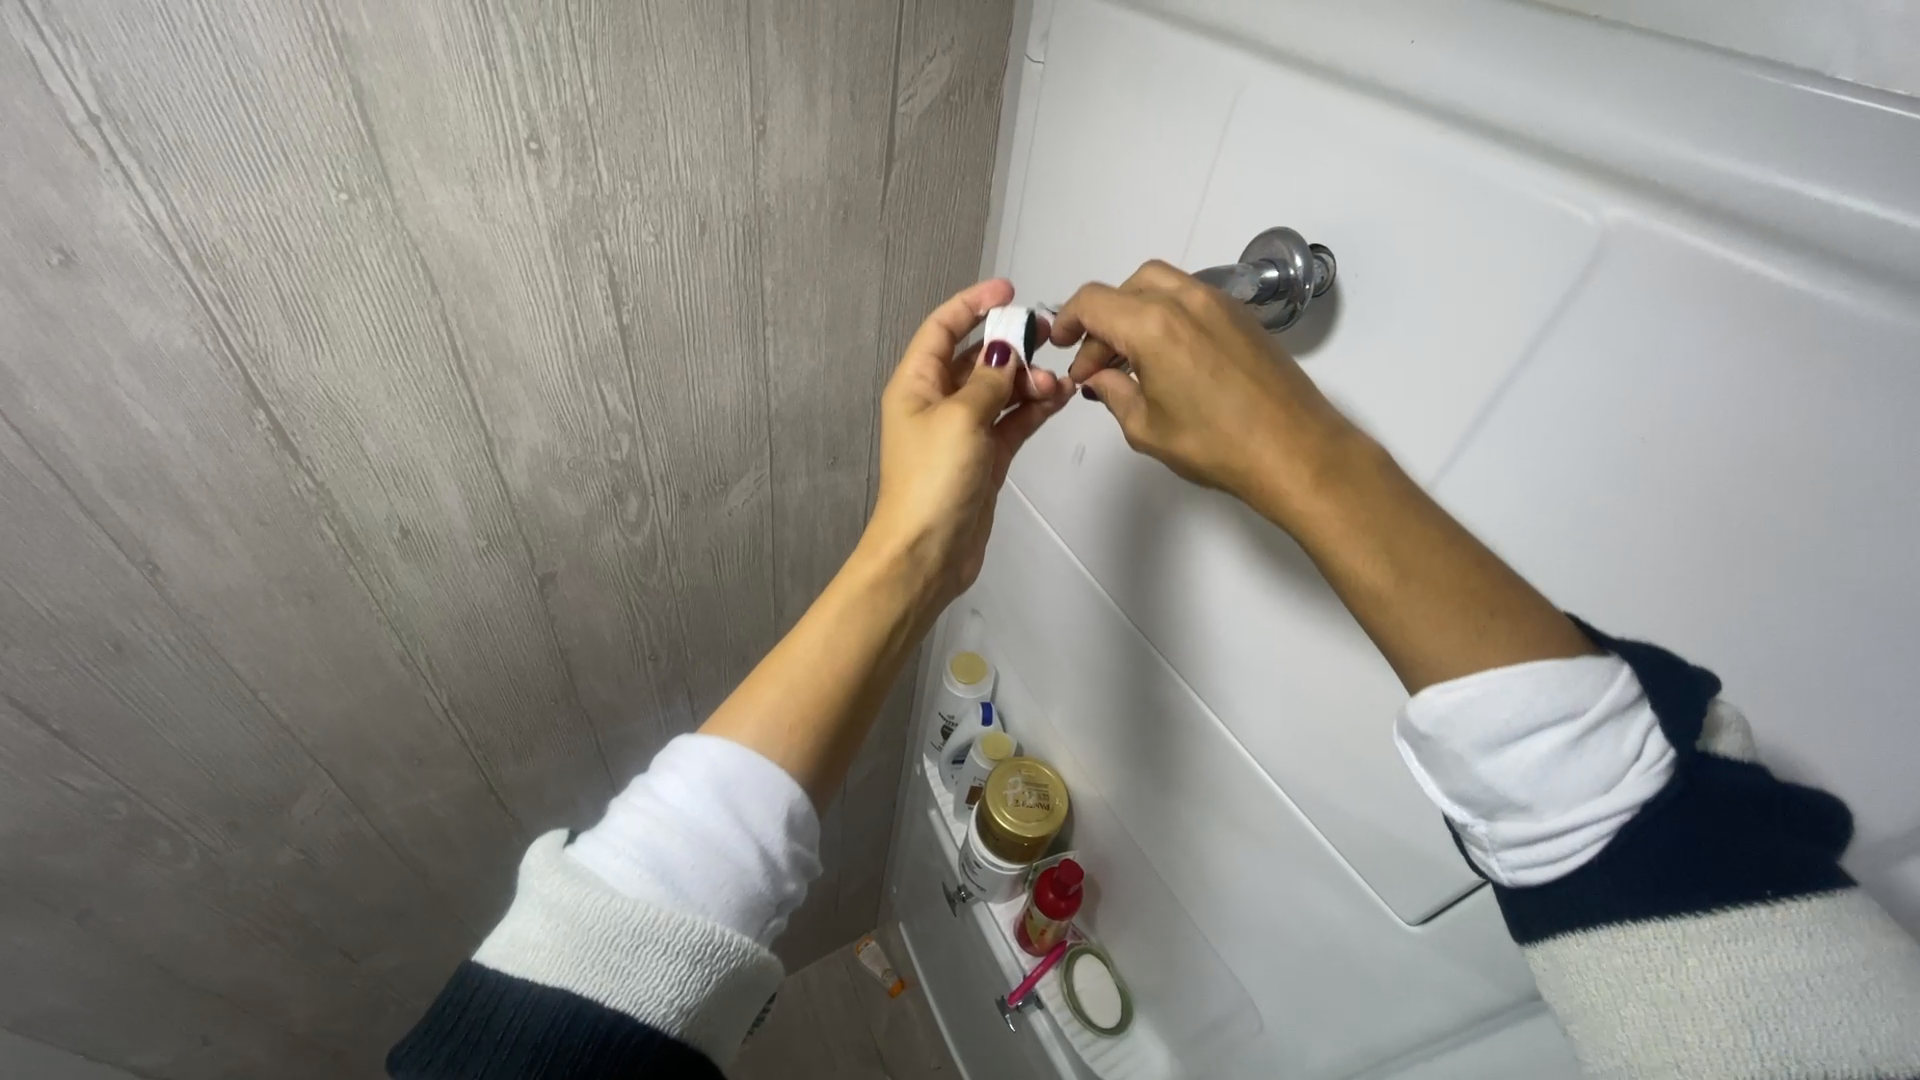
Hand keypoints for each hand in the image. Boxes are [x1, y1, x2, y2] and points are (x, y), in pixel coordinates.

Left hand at [863, 279, 1074, 606]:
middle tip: (1049, 335)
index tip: (1009, 290)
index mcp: (916, 384)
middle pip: (977, 358)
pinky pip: (1012, 421)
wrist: (928, 552)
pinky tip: (1060, 397)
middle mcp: (936, 403)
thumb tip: (1008, 356)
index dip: (973, 304)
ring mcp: (962, 432)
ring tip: (1057, 382)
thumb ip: (990, 381)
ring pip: (1000, 391)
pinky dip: (1033, 409)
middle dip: (1011, 343)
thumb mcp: (961, 418)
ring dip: (1028, 380)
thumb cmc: (932, 481)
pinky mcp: (985, 458)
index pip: (943, 329)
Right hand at [1052, 260, 1359, 518]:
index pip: (1093, 302)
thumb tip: (1100, 379)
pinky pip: (1190, 301)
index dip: (1068, 321)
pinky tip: (1166, 362)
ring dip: (1134, 316)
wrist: (1295, 450)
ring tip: (1129, 364)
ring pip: (1160, 288)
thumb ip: (1114, 394)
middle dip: (1101, 321)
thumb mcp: (1146, 427)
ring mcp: (1219, 303)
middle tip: (1095, 366)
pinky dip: (1165, 319)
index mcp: (1153, 324)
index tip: (1061, 347)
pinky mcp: (1242, 317)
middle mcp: (1186, 300)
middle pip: (1126, 288)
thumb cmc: (1214, 444)